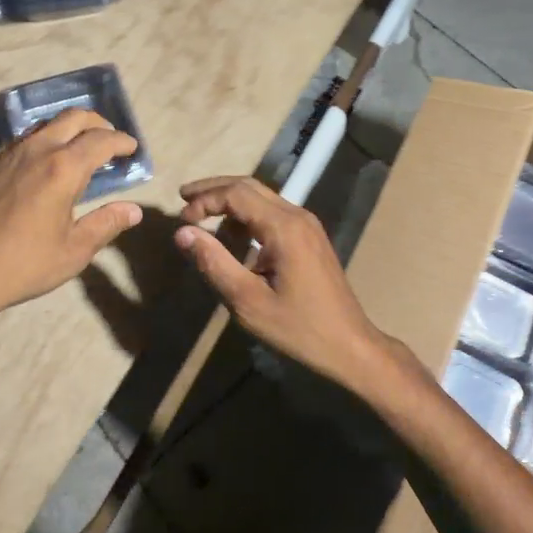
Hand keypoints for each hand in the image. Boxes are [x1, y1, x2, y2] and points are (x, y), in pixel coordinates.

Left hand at [0, 108, 141, 331]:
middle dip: (97, 123)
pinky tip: (39, 168)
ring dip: (67, 130)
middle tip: (109, 140)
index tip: (132, 148)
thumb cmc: (21, 265)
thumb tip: (133, 210)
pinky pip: (20, 141)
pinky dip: (40, 143)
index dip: (121, 141)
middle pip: (73, 117)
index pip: (101, 140)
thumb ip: (105, 224)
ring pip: (44, 125)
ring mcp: (6, 153)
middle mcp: (36, 149)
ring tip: (77, 150)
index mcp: (63, 168)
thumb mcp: (72, 251)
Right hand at [173, 176, 401, 391]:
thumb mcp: (248, 301)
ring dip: (230, 202)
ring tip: (201, 216)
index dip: (205, 200)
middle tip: (183, 198)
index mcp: (284, 227)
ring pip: (261, 198)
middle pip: (249, 186)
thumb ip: (214, 263)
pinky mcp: (310, 238)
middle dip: (214, 190)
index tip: (182, 220)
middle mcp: (297, 216)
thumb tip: (182, 233)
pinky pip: (272, 213)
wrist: (350, 346)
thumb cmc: (298, 328)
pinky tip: (233, 237)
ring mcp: (307, 226)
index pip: (236, 193)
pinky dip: (246, 216)